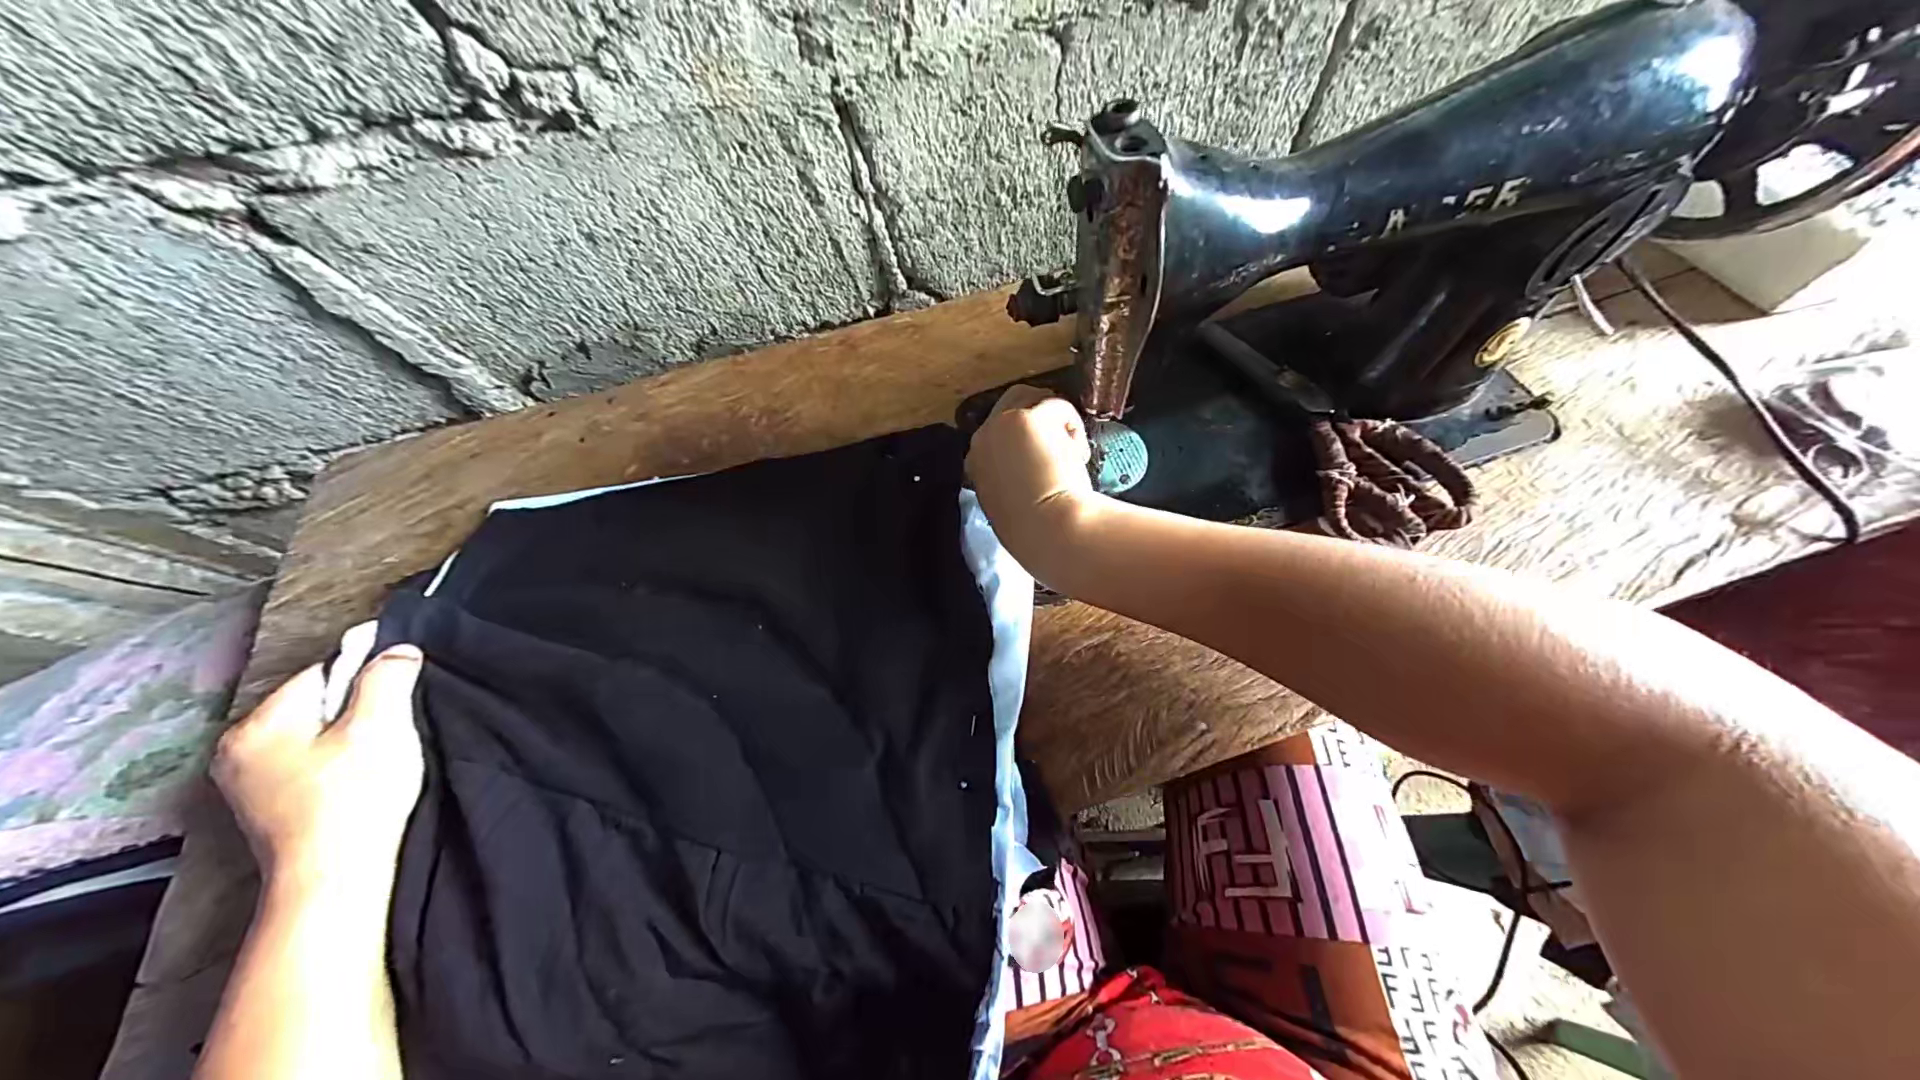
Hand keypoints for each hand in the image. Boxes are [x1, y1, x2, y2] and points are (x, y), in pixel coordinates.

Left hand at [212, 644, 424, 891]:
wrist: (335, 879)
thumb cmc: (355, 799)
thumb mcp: (381, 726)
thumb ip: (387, 677)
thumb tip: (397, 649)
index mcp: (257, 726)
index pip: (322, 671)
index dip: (369, 673)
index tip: (404, 685)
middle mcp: (239, 751)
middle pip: (317, 703)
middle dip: (360, 706)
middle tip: (398, 725)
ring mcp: (249, 783)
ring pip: (316, 734)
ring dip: (354, 734)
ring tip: (386, 752)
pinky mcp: (270, 807)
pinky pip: (312, 762)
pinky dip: (342, 761)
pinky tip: (365, 777)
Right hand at [965, 385, 1101, 578]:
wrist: (1048, 530)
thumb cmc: (1037, 530)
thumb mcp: (1010, 504)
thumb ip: (1011, 480)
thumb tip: (1033, 469)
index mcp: (974, 465)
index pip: (998, 434)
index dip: (1025, 439)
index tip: (1043, 457)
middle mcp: (981, 440)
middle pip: (1011, 405)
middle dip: (1040, 418)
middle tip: (1064, 444)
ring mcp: (1000, 425)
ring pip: (1034, 399)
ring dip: (1056, 419)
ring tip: (1072, 452)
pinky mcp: (1025, 417)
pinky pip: (1057, 406)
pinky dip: (1073, 426)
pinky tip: (1079, 455)